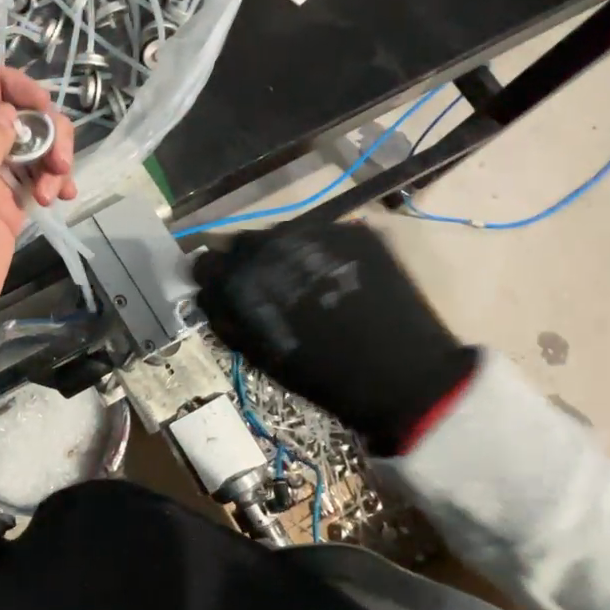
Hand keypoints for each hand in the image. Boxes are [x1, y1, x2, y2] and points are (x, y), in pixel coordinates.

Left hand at [0, 67, 75, 392]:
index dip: (8, 85)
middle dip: (44, 128)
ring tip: (57, 189)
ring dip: (53, 158)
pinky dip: (52, 182)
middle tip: (60, 160)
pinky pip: (35, 181)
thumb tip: (6, 111)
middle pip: (13, 115)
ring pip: (30, 148)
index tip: (40, 106)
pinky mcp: (6, 211)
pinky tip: (62, 197)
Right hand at [194, 222, 475, 453]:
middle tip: (261, 288)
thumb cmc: (322, 377)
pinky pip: (320, 235)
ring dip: (282, 254)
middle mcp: (275, 243)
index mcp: (244, 276)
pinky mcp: (355, 232)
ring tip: (300, 284)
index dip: (211, 275)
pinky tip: (330, 279)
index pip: (208, 260)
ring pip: (283, 234)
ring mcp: (318, 231)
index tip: (218, 288)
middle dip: (246, 261)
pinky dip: (317, 253)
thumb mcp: (258, 352)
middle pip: (245, 241)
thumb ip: (225, 317)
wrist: (403, 378)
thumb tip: (206, 293)